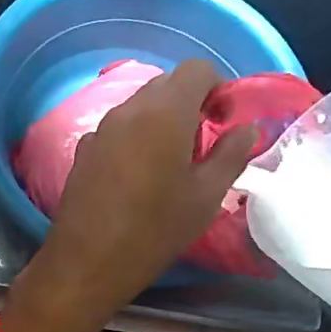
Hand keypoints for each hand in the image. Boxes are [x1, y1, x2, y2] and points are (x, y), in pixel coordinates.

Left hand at [10, 59, 256, 331]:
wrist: (87, 262)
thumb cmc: (155, 229)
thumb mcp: (206, 196)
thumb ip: (231, 154)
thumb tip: (247, 128)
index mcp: (164, 112)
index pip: (196, 69)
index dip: (217, 88)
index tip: (224, 121)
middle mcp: (128, 109)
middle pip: (166, 85)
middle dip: (190, 104)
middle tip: (203, 145)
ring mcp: (100, 128)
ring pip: (139, 107)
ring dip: (162, 121)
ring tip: (172, 165)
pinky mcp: (83, 150)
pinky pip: (118, 129)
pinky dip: (135, 138)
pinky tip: (138, 178)